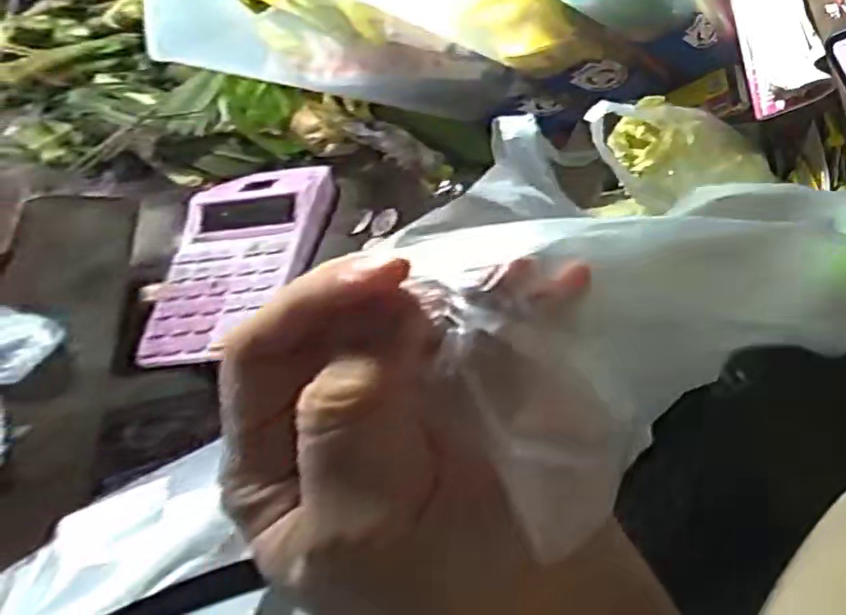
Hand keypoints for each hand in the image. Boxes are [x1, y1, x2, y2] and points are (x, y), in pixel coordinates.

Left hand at [218, 254, 597, 614]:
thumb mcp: (364, 524)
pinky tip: (567, 282)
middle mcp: (353, 397)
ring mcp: (433, 379)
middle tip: (456, 272)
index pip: (269, 351)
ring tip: (522, 271)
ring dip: (478, 277)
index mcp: (284, 446)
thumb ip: (350, 429)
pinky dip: (539, 294)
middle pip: (355, 314)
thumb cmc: (434, 573)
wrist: (535, 585)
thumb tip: (375, 323)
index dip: (316, 300)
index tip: (389, 274)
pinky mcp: (501, 370)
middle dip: (401, 281)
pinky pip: (513, 319)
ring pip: (439, 306)